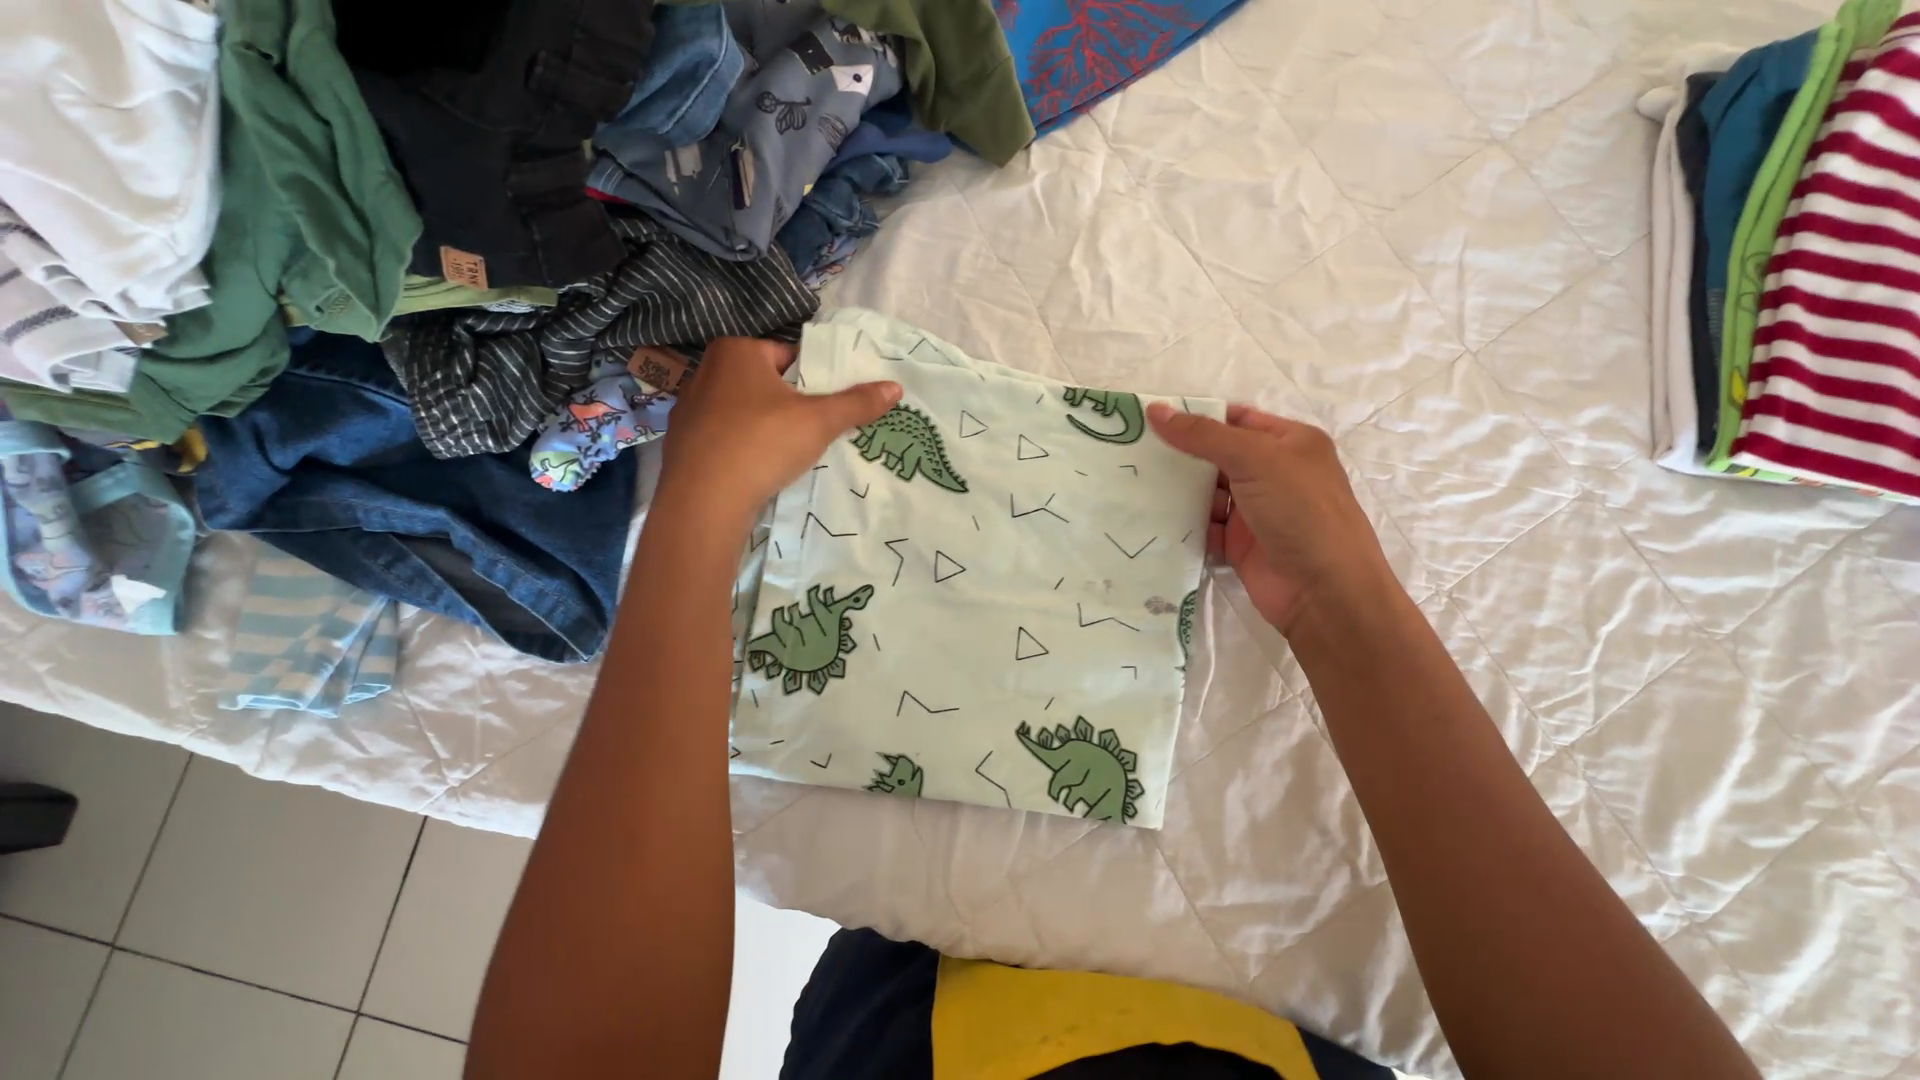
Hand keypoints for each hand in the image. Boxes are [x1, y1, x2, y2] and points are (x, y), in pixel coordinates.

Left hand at [658, 338, 900, 519]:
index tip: (827, 408)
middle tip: (814, 432)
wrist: (703, 501)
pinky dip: (742, 449)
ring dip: (765, 428)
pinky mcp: (681, 443)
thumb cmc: (762, 443)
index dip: (814, 381)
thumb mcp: (819, 421)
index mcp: (736, 351)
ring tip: (788, 455)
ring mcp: (689, 408)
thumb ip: (857, 402)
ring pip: (742, 412)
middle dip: (789, 405)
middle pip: (765, 384)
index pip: (789, 356)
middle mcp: (705, 370)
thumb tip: (895, 387)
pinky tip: (757, 471)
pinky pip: (723, 438)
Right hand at [1148, 403, 1397, 637]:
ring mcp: (1256, 511)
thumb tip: (1155, 410)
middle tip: (1132, 449)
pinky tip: (1148, 516)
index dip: (1198, 415)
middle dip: (1180, 453)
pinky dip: (1181, 523)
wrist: (1324, 591)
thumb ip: (1204, 435)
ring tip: (1132, 480)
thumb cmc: (1300, 511)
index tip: (1151, 416)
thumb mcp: (1256, 460)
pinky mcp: (1239, 545)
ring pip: (1207, 493)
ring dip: (1177, 490)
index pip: (1237, 419)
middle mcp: (1274, 474)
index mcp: (1290, 443)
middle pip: (1218, 456)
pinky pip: (1204, 527)